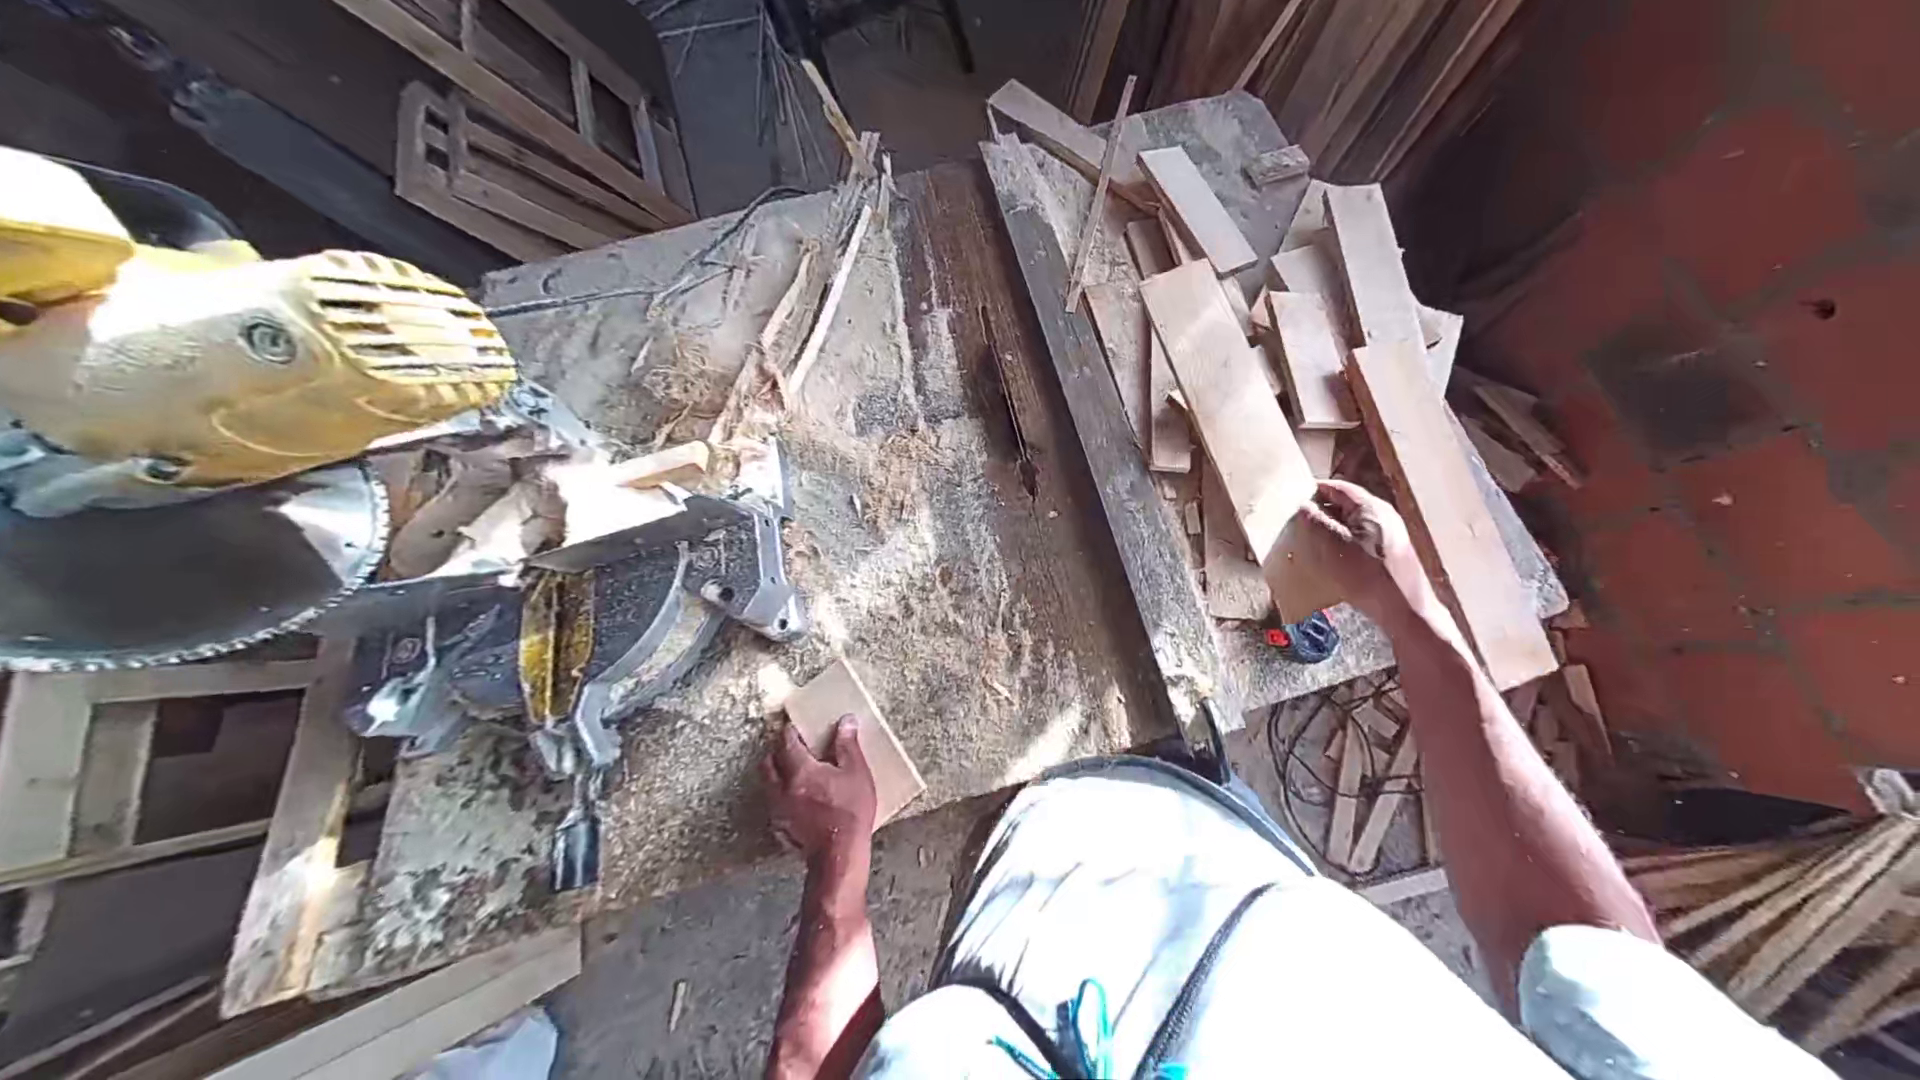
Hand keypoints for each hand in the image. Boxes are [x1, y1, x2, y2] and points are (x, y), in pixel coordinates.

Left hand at [762, 718, 877, 865]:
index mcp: (801, 771)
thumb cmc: (850, 814)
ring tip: (791, 771)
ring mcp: (779, 810)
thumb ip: (847, 745)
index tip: (794, 727)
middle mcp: (783, 788)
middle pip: (769, 762)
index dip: (790, 731)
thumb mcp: (856, 773)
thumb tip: (846, 722)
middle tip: (789, 747)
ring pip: (768, 784)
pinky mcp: (781, 828)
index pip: (787, 742)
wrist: (840, 856)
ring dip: (775, 773)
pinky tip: (794, 799)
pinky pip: (773, 805)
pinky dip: (779, 796)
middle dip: (776, 751)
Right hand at [1299, 479, 1450, 636]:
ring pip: (1350, 523)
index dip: (1311, 491)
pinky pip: (1358, 539)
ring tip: (1309, 543)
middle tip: (1296, 524)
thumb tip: (1302, 506)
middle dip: (1318, 512)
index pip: (1336, 487)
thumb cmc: (1367, 575)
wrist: (1404, 610)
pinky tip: (1330, 559)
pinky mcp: (1389, 552)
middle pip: (1344, 504)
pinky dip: (1340, 543)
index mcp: (1371, 507)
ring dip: (1328, 530)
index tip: (1290, 501)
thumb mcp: (1331, 545)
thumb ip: (1313, 520)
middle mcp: (1383, 515)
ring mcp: (1389, 534)